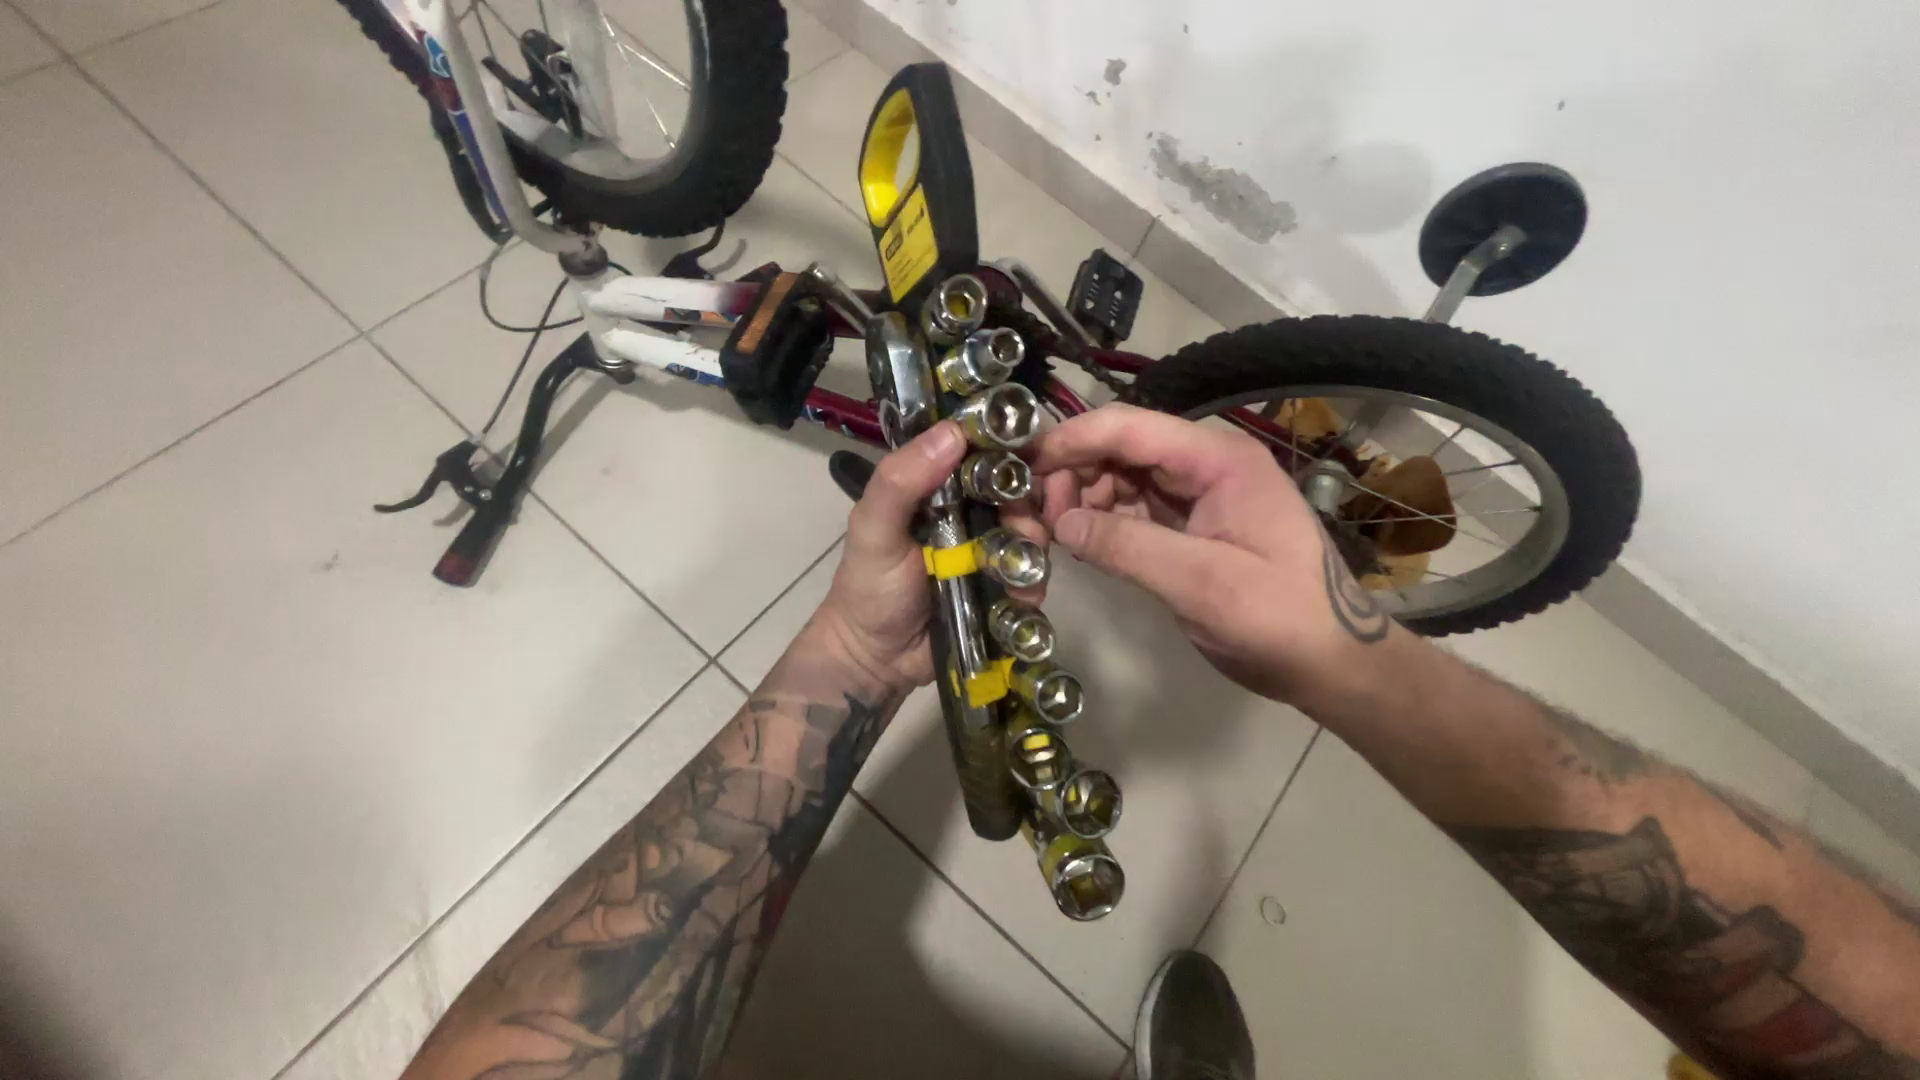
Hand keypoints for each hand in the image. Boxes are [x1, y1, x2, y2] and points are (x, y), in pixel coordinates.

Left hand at [806, 422, 1045, 697]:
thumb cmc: (869, 587)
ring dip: (1030, 551)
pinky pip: (1032, 582)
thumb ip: (900, 481)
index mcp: (940, 490)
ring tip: (1011, 569)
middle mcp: (971, 517)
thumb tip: (952, 432)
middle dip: (1026, 510)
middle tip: (1018, 527)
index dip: (1010, 454)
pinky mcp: (1004, 593)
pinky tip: (1017, 598)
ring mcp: (990, 556)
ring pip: (1032, 539)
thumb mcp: (874, 529)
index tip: (1029, 458)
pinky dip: (1031, 588)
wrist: (875, 661)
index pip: (984, 457)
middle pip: (1019, 498)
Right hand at [1029, 404, 1397, 704]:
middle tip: (1035, 522)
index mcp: (1218, 459)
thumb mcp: (1201, 584)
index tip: (1020, 467)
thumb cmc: (1278, 619)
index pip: (1129, 427)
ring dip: (1078, 498)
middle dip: (1069, 475)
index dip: (1069, 440)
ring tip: (1050, 537)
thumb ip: (1126, 546)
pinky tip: (1077, 542)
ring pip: (1118, 476)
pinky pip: (1130, 507)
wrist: (1329, 661)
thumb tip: (1061, 523)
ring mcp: (1196, 493)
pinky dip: (1098, 520)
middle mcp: (1204, 464)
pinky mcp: (1187, 523)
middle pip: (1118, 447)